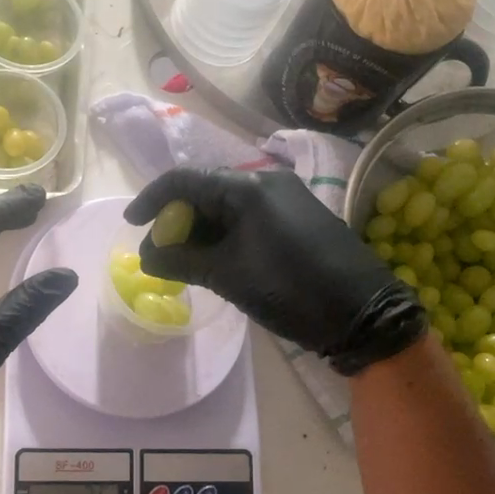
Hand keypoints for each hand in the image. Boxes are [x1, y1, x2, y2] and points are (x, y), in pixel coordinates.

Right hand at [125, 168, 425, 375]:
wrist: (362, 313)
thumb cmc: (290, 288)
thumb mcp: (227, 276)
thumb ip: (180, 261)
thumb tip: (146, 257)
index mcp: (249, 187)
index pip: (184, 180)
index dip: (152, 201)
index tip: (131, 226)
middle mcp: (267, 183)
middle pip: (205, 192)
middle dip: (177, 222)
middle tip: (160, 254)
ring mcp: (286, 201)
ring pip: (226, 208)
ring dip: (200, 233)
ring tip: (183, 264)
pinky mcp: (297, 221)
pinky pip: (248, 221)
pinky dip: (224, 238)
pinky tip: (215, 264)